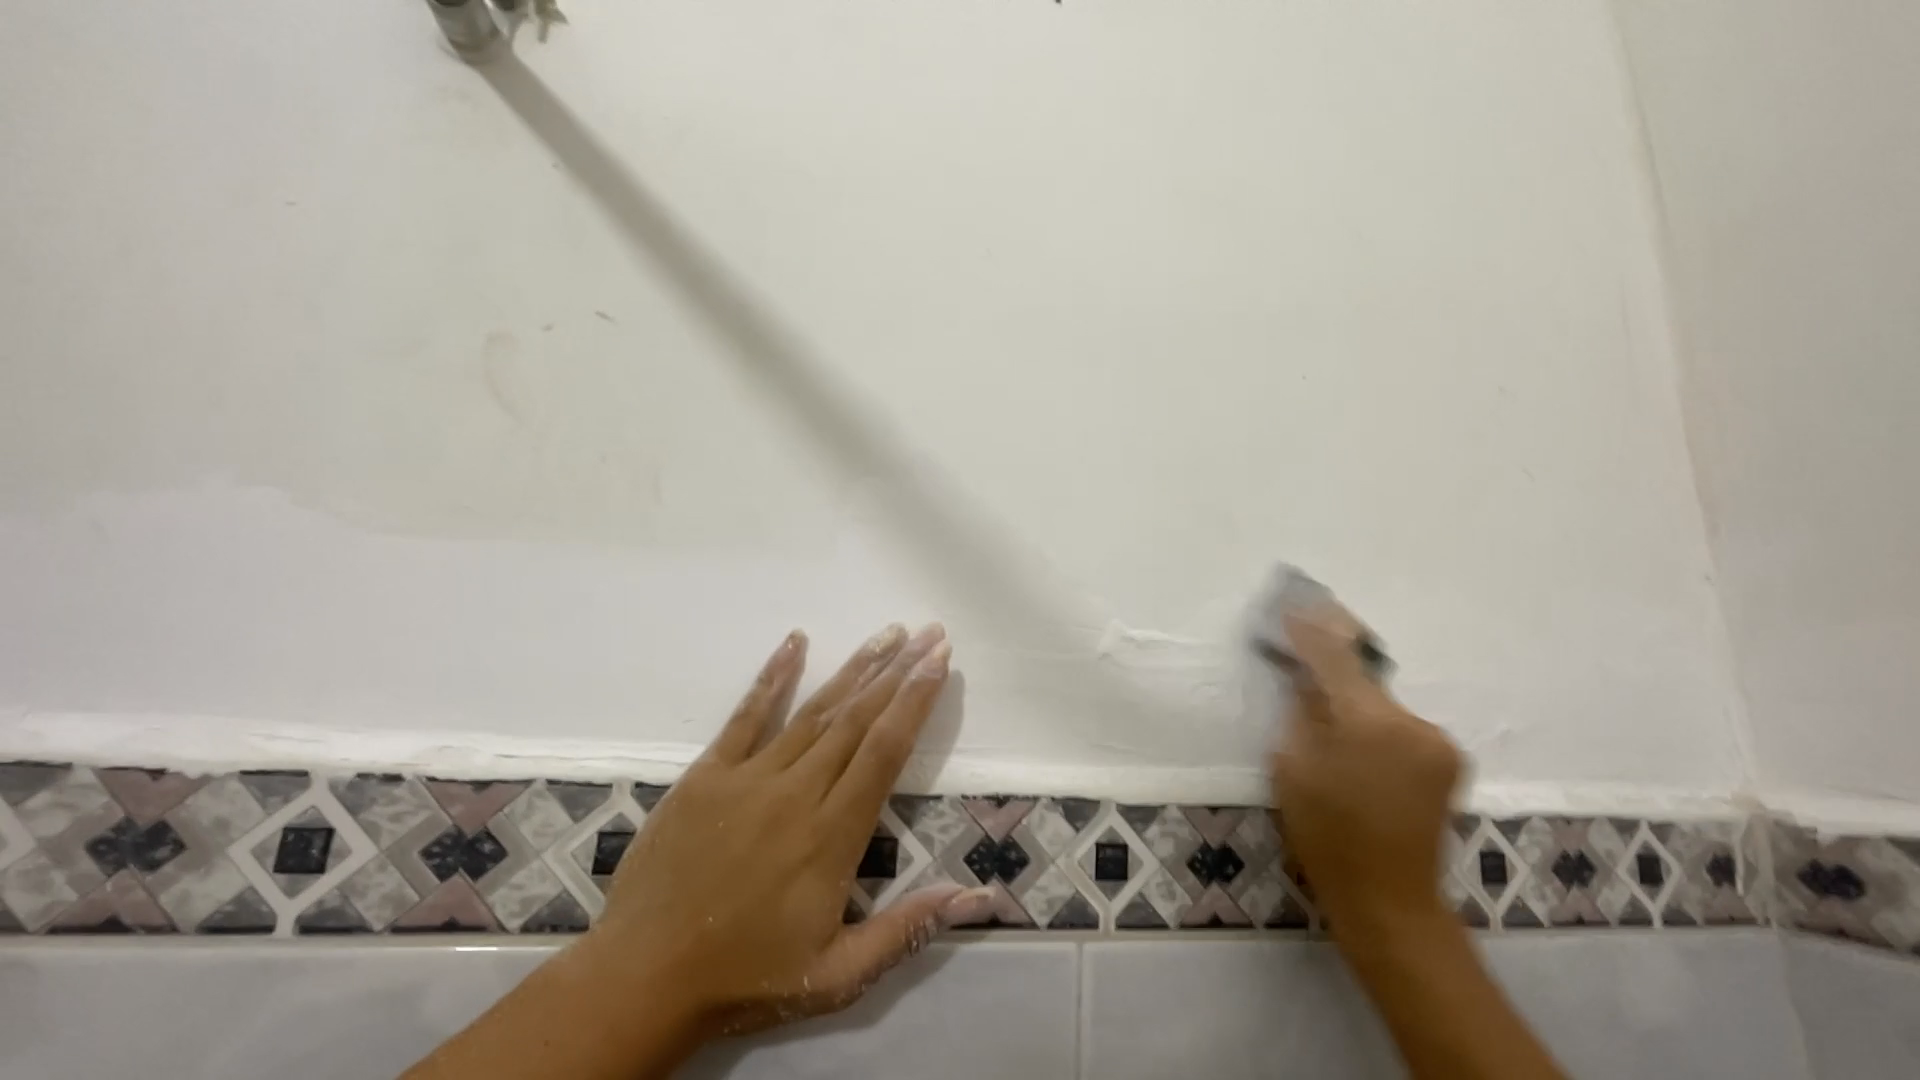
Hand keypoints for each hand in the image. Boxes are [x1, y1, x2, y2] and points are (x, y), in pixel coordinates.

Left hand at [587, 623, 993, 1049]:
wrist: (644, 977)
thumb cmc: (747, 977)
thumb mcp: (838, 976)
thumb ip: (907, 929)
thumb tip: (978, 898)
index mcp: (832, 835)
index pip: (885, 750)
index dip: (916, 701)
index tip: (940, 661)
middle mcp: (796, 793)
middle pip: (857, 719)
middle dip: (898, 672)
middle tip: (929, 632)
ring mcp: (748, 777)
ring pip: (813, 711)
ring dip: (854, 669)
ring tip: (886, 634)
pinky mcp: (707, 775)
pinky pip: (746, 715)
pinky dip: (773, 676)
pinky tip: (795, 642)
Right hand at [1269, 602, 1463, 932]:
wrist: (1388, 899)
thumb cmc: (1325, 836)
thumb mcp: (1292, 767)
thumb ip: (1302, 712)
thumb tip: (1307, 678)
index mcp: (1369, 723)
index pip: (1335, 658)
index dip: (1312, 630)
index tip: (1293, 606)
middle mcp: (1414, 723)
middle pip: (1363, 681)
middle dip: (1334, 672)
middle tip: (1304, 664)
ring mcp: (1439, 742)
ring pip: (1382, 705)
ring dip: (1356, 704)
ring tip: (1331, 729)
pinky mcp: (1449, 760)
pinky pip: (1400, 727)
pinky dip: (1377, 728)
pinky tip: (1360, 753)